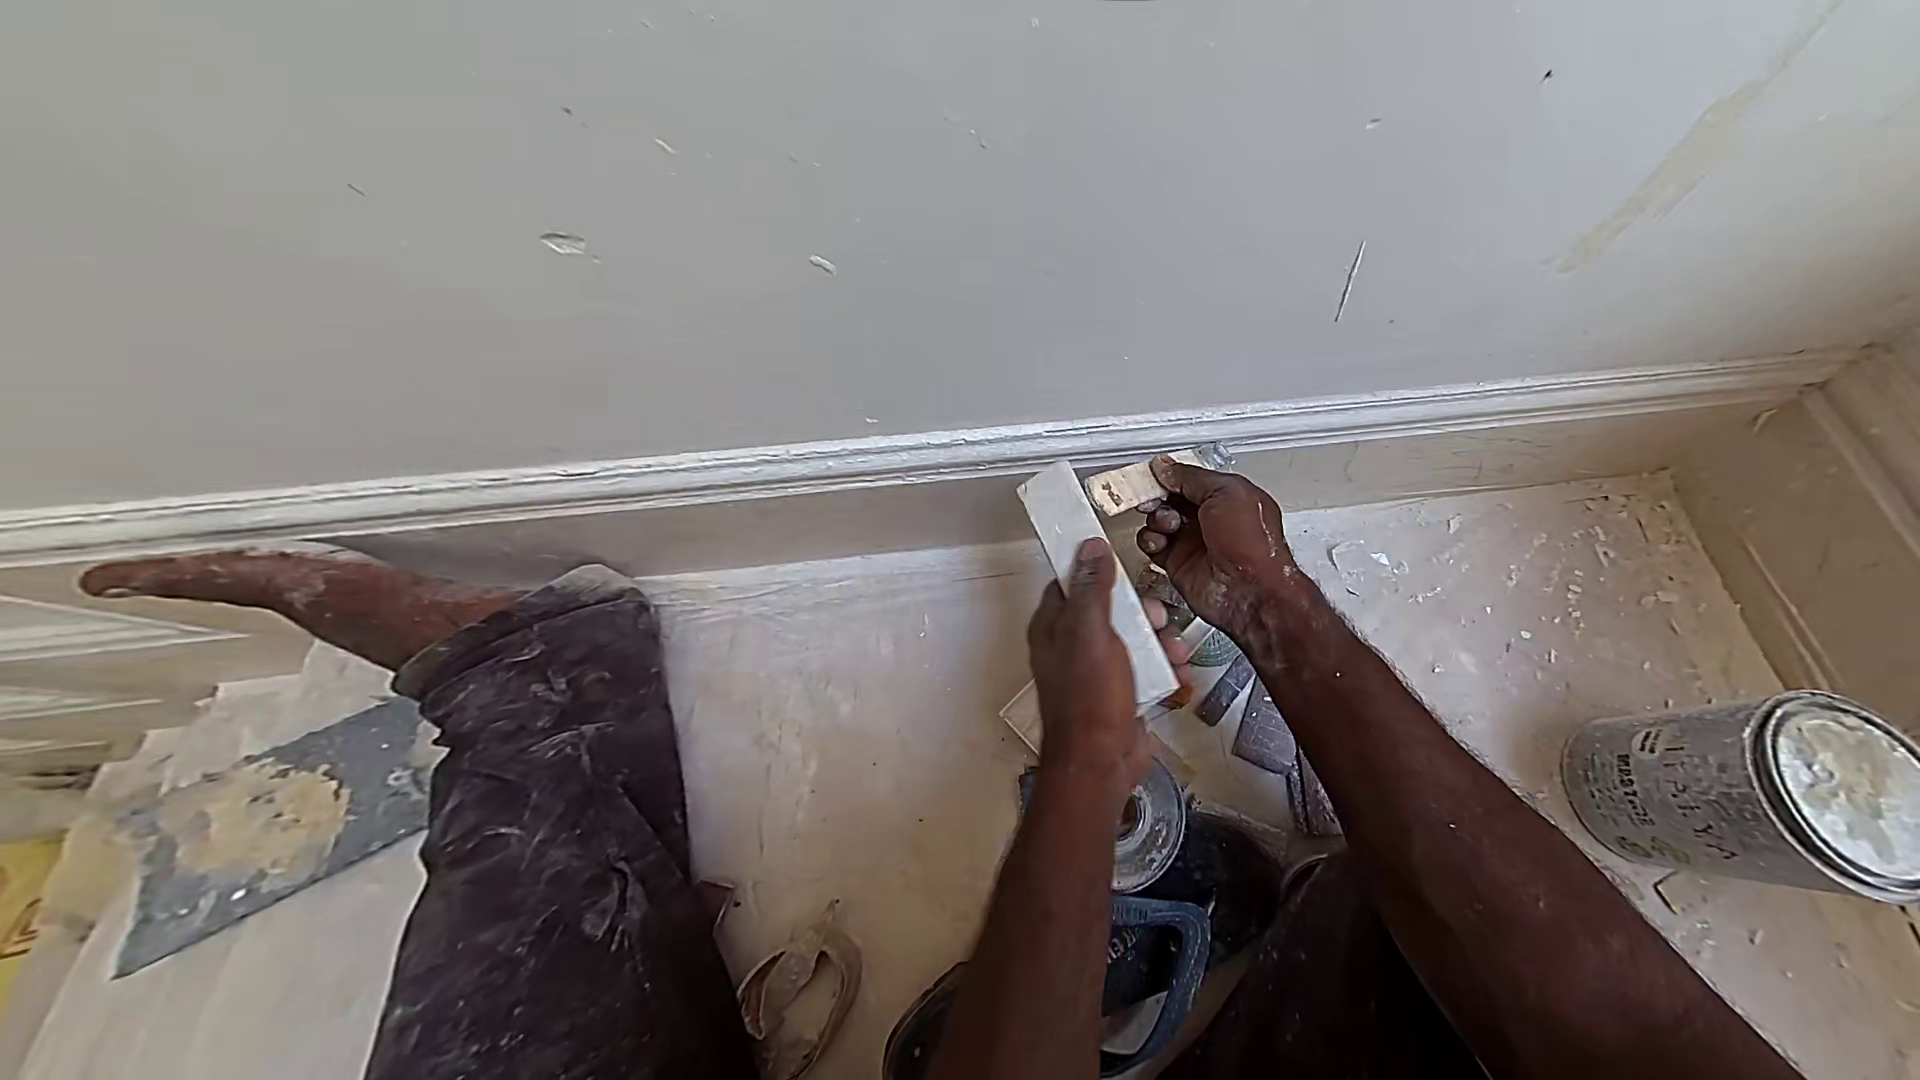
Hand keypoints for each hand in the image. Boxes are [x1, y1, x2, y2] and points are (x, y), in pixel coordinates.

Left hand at [1027, 538, 1180, 807]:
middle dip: (1142, 612)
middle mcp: (1072, 645)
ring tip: (1176, 652)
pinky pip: (1147, 669)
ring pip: (1135, 639)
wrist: (1102, 762)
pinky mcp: (1121, 692)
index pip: (1071, 584)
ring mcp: (1097, 670)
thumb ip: (1091, 589)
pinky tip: (1179, 676)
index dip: (1097, 573)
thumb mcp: (1090, 632)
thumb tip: (1090, 546)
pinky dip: (1165, 670)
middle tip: (1160, 618)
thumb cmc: (1088, 696)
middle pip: (1111, 610)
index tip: (1125, 569)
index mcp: (1054, 626)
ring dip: (1161, 642)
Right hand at [1136, 458, 1301, 640]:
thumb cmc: (1254, 546)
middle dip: (1158, 496)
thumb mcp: (1226, 493)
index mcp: (1227, 498)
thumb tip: (1167, 467)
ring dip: (1155, 519)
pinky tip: (1158, 541)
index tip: (1155, 473)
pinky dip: (1149, 540)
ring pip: (1158, 521)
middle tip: (1152, 498)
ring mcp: (1193, 541)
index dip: (1172, 475)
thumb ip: (1192, 478)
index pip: (1191, 479)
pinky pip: (1152, 545)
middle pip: (1171, 499)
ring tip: (1167, 525)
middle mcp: (1210, 519)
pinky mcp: (1178, 562)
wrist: (1250, 591)